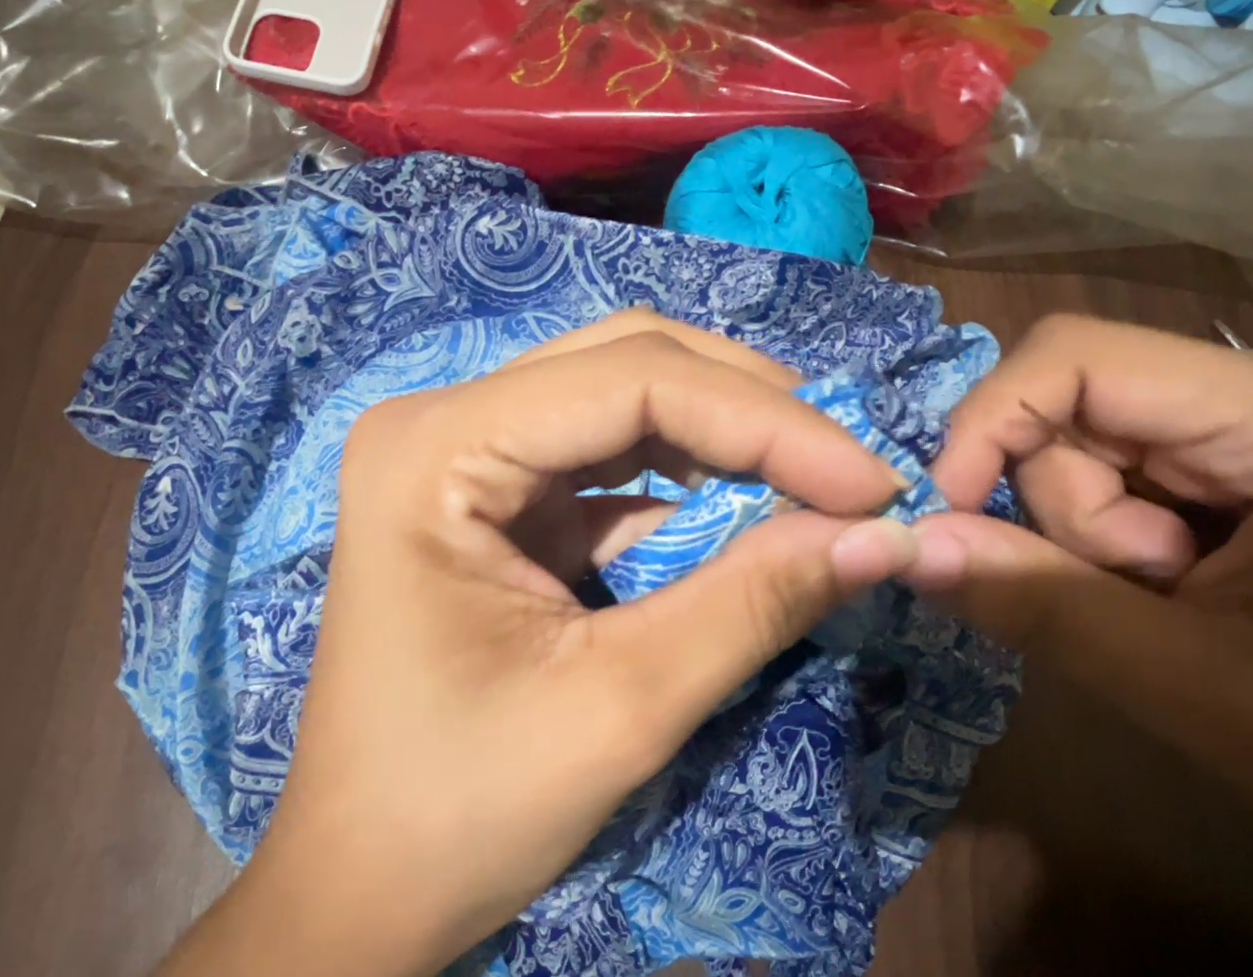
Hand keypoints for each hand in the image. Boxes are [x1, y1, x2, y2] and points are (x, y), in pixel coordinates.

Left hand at [158, 311, 921, 975]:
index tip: (875, 487)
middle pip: (626, 365)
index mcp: (435, 451)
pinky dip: (688, 482)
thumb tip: (885, 534)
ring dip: (727, 441)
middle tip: (853, 479)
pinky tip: (745, 519)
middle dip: (752, 414)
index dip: (768, 421)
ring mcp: (464, 455)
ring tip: (816, 494)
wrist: (367, 887)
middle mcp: (441, 424)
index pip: (631, 380)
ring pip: (625, 400)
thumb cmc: (463, 809)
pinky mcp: (494, 497)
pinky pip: (610, 458)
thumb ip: (754, 603)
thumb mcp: (623, 707)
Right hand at [906, 315, 1252, 946]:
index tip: (946, 511)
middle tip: (1133, 586)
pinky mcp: (1232, 456)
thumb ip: (1039, 602)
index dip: (990, 420)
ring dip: (1084, 525)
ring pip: (1080, 436)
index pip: (1082, 356)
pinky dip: (1102, 531)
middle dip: (1064, 503)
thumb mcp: (1185, 681)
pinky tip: (1165, 581)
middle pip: (1075, 399)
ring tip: (1165, 594)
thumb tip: (908, 547)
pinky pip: (1108, 466)